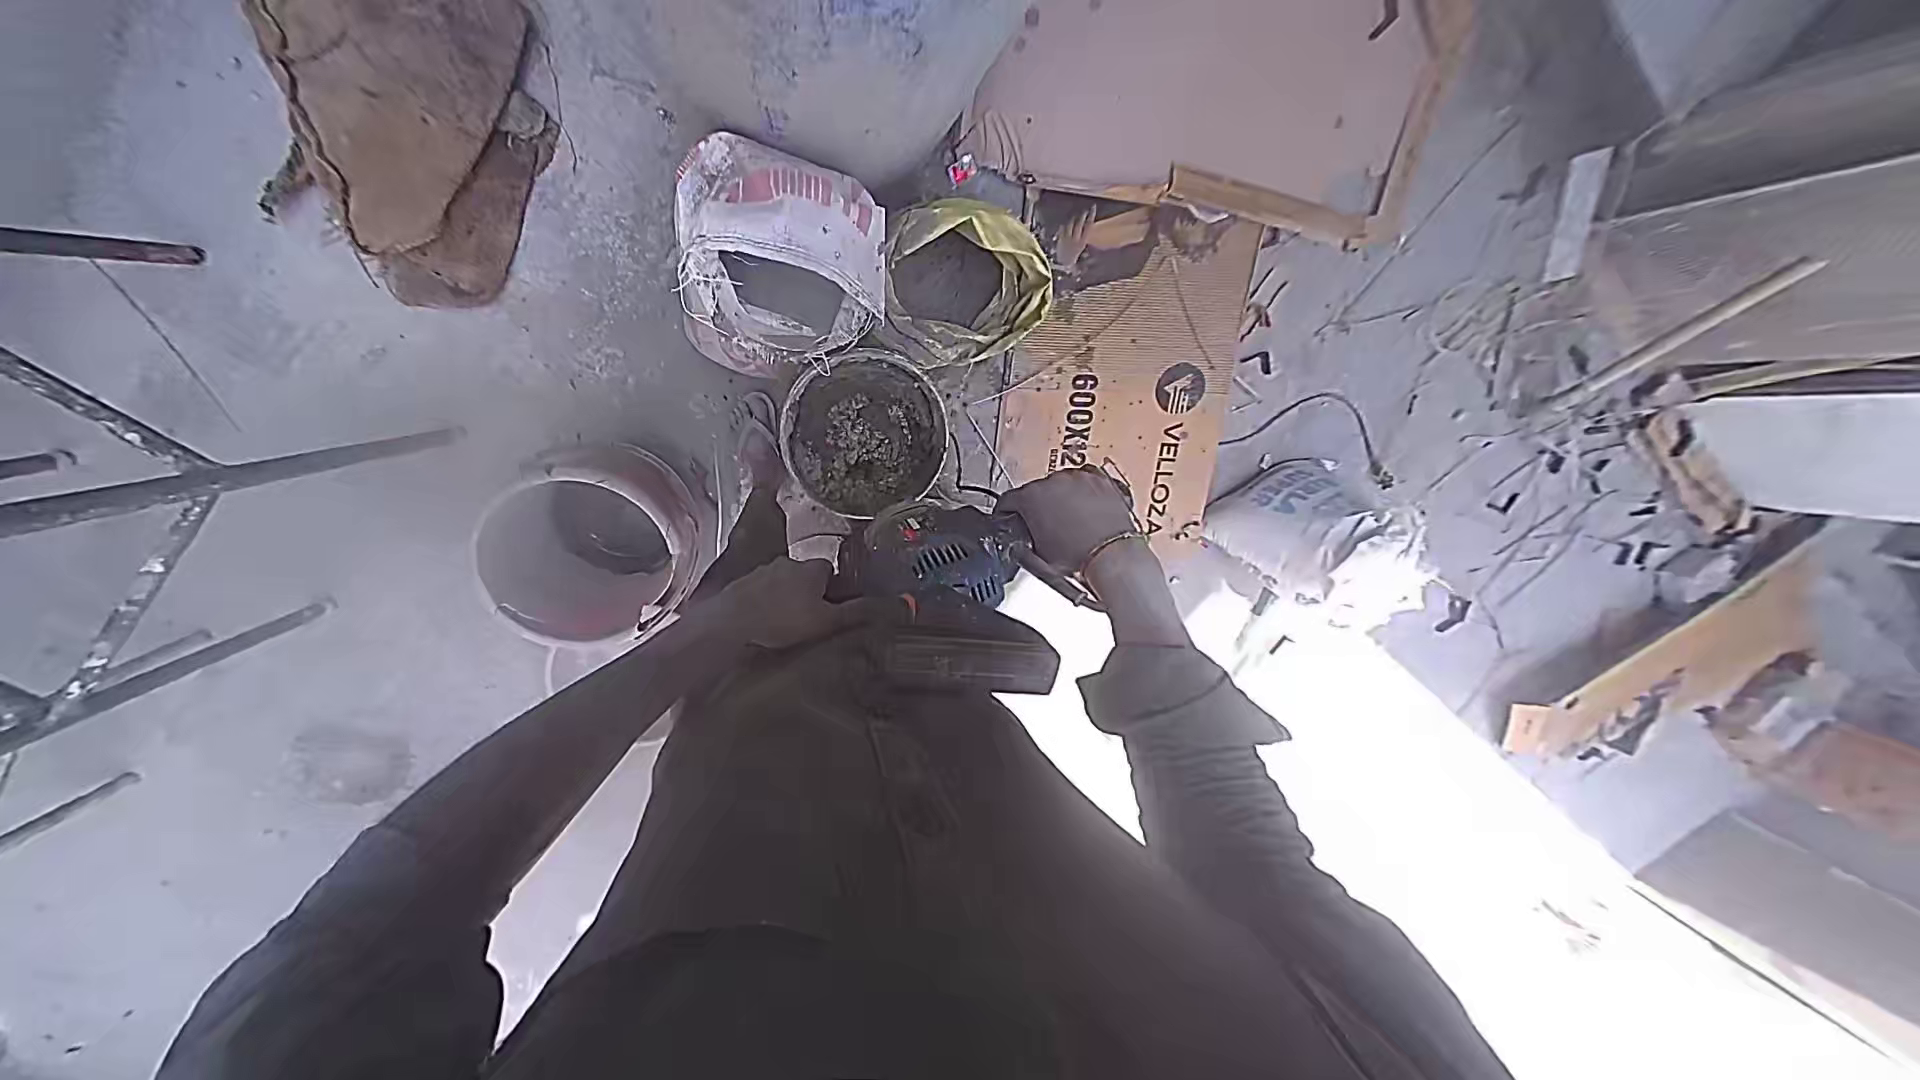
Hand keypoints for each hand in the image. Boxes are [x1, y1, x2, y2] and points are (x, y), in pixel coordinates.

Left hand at [709, 557, 895, 649]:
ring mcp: (759, 573)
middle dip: (809, 593)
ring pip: (780, 584)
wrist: (729, 625)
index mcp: (812, 568)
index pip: (830, 570)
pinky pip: (758, 593)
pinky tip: (762, 625)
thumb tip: (904, 603)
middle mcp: (786, 563)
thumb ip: (862, 612)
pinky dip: (763, 604)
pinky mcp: (738, 586)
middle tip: (810, 621)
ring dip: (784, 598)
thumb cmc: (783, 622)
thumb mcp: (830, 621)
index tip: (833, 609)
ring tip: (784, 626)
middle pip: (805, 576)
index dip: (834, 589)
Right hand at [998, 466, 1138, 570]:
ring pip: (1062, 484)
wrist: (1112, 556)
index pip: (1008, 500)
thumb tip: (1027, 534)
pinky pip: (1085, 481)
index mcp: (1031, 496)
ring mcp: (1079, 478)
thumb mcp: (1037, 552)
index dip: (1005, 512)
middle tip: (1044, 525)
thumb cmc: (1078, 556)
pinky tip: (1085, 507)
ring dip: (1061, 497)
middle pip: (1036, 490)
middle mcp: (1053, 481)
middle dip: (1037, 506)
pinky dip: (1083, 491)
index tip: (1008, 516)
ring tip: (1068, 519)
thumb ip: (1025, 535)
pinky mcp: (1101, 480)